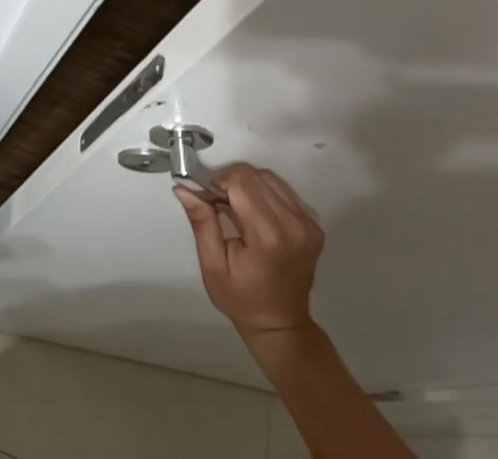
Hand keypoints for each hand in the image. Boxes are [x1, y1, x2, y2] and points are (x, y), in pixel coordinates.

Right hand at [175, 164, 323, 338]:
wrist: (280, 322)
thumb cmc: (241, 298)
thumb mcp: (212, 264)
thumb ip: (201, 222)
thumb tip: (183, 188)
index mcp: (269, 237)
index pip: (241, 181)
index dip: (217, 183)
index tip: (206, 200)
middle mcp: (294, 225)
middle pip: (255, 175)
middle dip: (230, 182)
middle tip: (217, 206)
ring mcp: (308, 225)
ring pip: (270, 178)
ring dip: (246, 186)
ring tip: (234, 210)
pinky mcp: (314, 226)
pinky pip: (283, 191)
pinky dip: (263, 193)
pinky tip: (252, 214)